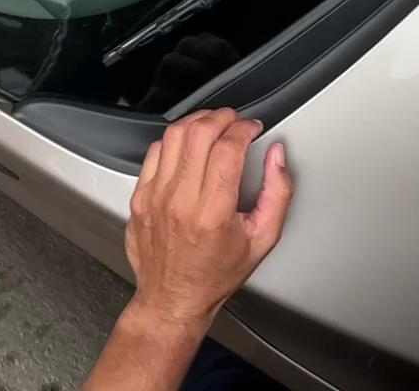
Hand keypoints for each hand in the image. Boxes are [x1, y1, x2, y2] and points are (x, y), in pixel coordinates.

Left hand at [125, 109, 293, 331]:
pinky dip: (176, 138)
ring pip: (175, 135)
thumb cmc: (215, 273)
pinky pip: (156, 150)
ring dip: (199, 121)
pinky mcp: (140, 197)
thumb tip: (277, 156)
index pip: (228, 148)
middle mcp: (180, 202)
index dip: (245, 128)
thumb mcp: (263, 238)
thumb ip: (279, 193)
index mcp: (213, 214)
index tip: (253, 129)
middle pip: (200, 133)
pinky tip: (190, 143)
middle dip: (223, 117)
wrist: (172, 301)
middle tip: (235, 122)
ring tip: (214, 125)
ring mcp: (155, 198)